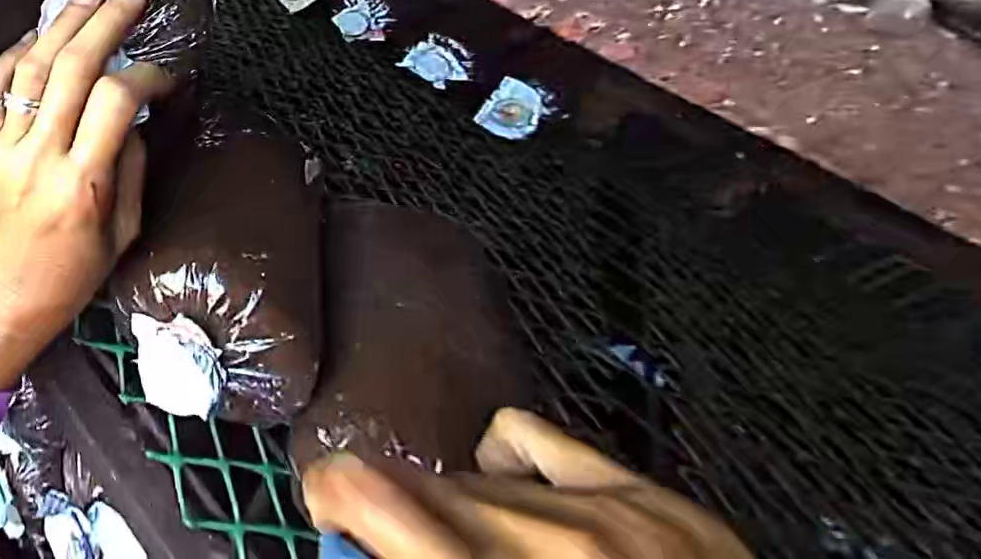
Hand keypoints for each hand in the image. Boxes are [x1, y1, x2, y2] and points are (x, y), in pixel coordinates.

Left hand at [0, 0, 173, 391]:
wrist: (1, 295)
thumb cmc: (72, 272)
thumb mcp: (124, 229)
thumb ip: (132, 164)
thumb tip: (133, 111)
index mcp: (82, 183)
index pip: (116, 102)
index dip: (145, 75)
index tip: (162, 74)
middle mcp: (39, 155)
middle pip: (72, 69)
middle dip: (106, 21)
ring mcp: (2, 146)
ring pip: (31, 67)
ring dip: (62, 23)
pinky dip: (15, 50)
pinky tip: (40, 30)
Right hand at [303, 409, 751, 558]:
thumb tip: (363, 548)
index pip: (362, 489)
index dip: (327, 497)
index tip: (333, 523)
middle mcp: (538, 540)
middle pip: (412, 485)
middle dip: (401, 527)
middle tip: (423, 557)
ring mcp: (602, 512)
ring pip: (467, 477)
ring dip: (461, 517)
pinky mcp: (653, 498)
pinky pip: (524, 435)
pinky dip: (504, 466)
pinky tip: (528, 508)